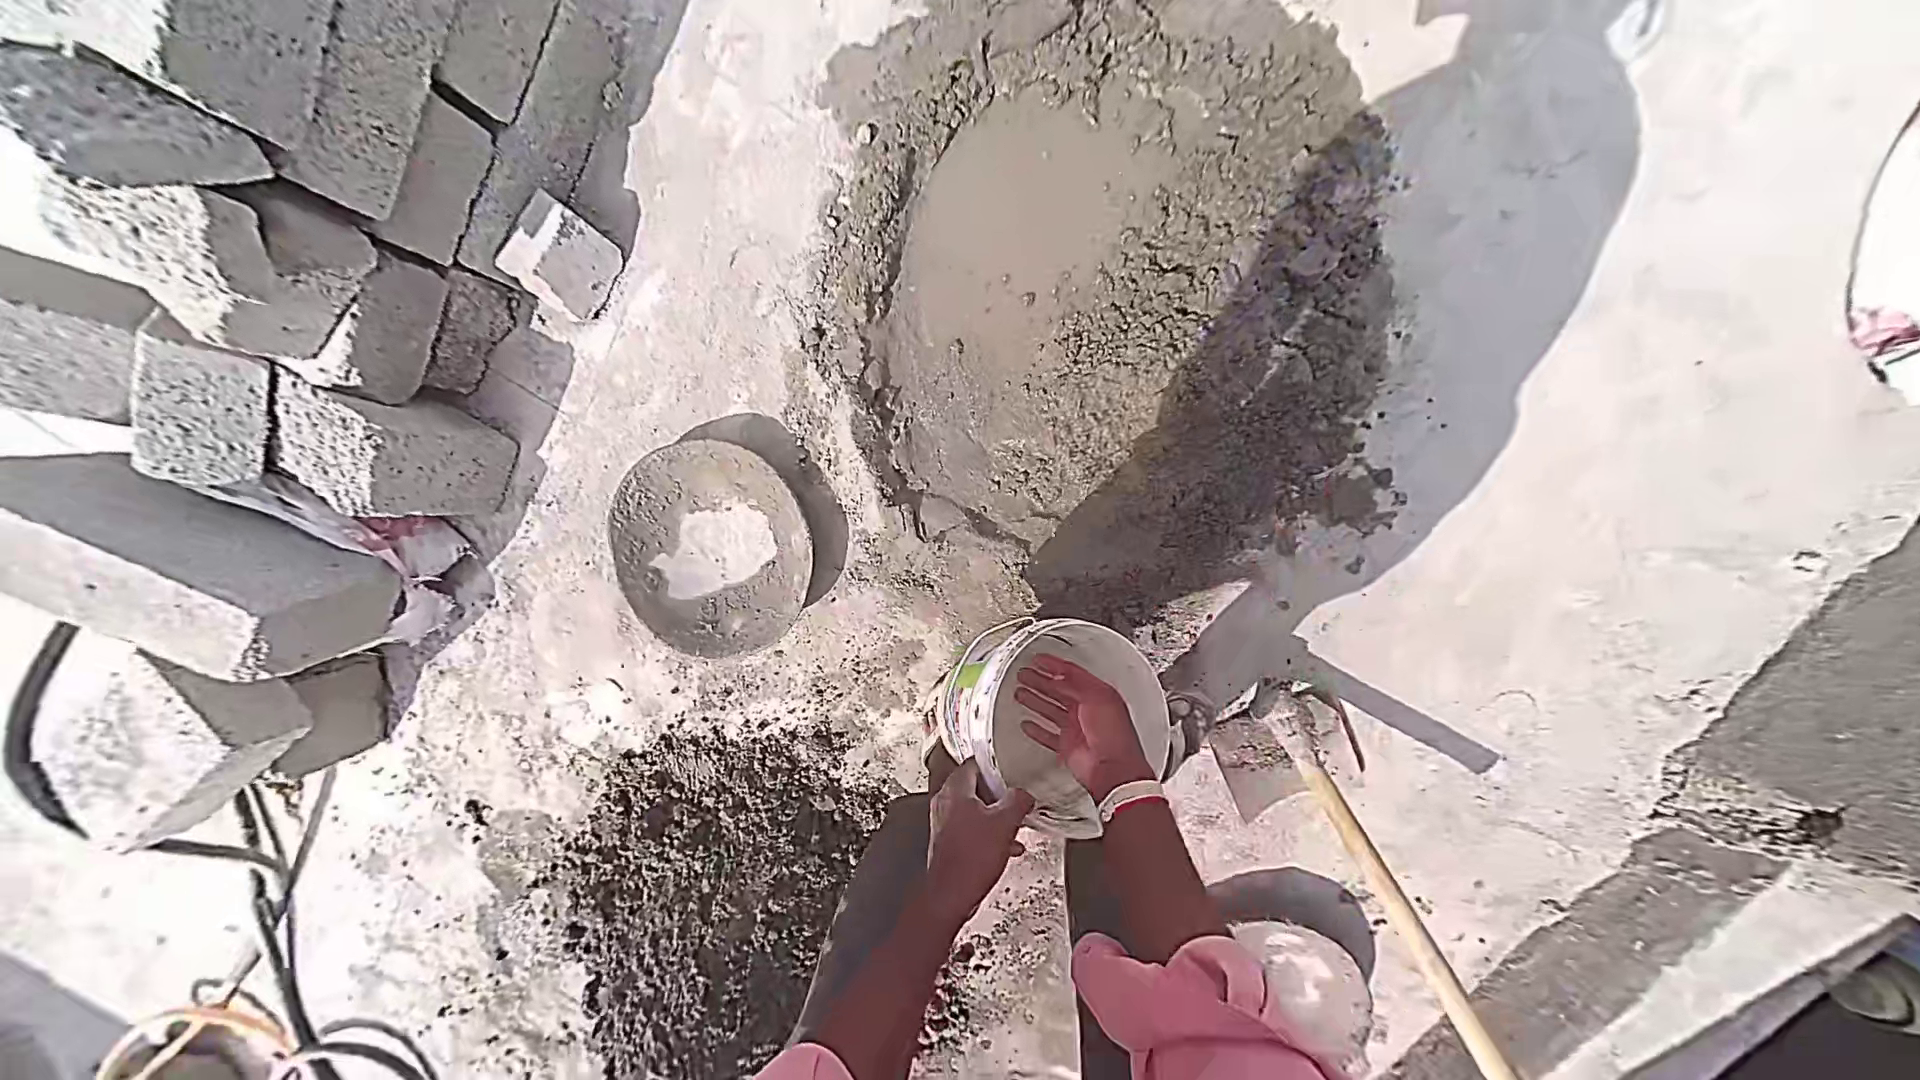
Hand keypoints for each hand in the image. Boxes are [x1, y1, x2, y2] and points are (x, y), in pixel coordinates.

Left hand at [925, 760, 1034, 928]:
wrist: (951, 895)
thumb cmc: (970, 859)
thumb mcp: (1005, 823)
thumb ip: (1018, 801)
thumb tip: (1024, 794)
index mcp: (955, 790)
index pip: (974, 764)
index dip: (994, 766)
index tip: (1009, 771)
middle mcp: (945, 803)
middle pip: (975, 787)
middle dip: (998, 794)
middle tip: (1014, 798)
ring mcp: (944, 823)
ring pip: (974, 809)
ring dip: (995, 815)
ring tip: (1014, 824)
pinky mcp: (948, 842)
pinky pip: (971, 829)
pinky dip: (988, 832)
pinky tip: (1007, 846)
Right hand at [1015, 654, 1155, 800]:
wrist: (1113, 768)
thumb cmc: (1113, 735)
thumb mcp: (1096, 697)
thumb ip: (1075, 684)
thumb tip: (1059, 675)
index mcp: (1097, 694)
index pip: (1071, 674)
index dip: (1053, 665)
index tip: (1038, 659)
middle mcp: (1086, 709)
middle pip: (1057, 690)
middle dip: (1040, 680)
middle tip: (1024, 673)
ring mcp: (1076, 728)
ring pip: (1050, 709)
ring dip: (1035, 700)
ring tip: (1020, 692)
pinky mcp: (1068, 746)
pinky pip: (1048, 735)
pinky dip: (1037, 729)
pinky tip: (1027, 724)